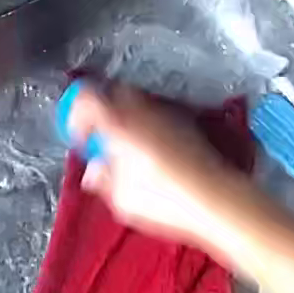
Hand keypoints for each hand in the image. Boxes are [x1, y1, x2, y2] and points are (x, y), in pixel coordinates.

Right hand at [61, 83, 260, 253]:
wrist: (217, 197)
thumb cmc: (164, 201)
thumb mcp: (122, 200)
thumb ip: (103, 179)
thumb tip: (93, 169)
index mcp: (119, 122)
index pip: (88, 96)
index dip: (76, 112)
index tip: (79, 136)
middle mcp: (141, 109)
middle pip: (113, 91)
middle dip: (101, 109)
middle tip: (98, 137)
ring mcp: (165, 112)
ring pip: (135, 99)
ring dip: (123, 114)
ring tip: (123, 146)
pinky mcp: (184, 120)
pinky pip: (154, 111)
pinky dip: (143, 121)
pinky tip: (149, 150)